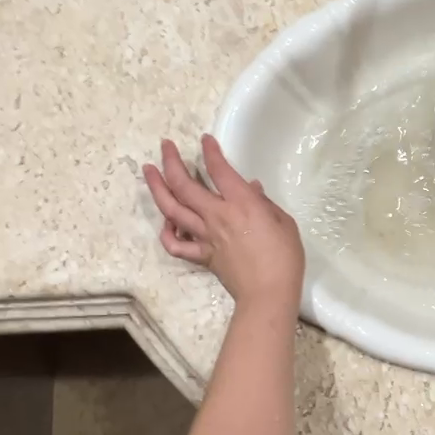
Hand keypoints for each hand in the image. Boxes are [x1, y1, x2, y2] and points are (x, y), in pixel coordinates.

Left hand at [142, 134, 304, 314]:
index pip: (219, 170)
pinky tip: (167, 221)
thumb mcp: (283, 222)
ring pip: (172, 209)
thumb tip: (250, 189)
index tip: (204, 140)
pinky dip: (166, 232)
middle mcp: (216, 216)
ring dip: (157, 187)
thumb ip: (263, 203)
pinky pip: (175, 244)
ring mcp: (205, 236)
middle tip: (165, 146)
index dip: (210, 151)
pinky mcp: (201, 256)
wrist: (268, 293)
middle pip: (184, 185)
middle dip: (172, 161)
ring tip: (149, 171)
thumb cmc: (284, 257)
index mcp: (241, 204)